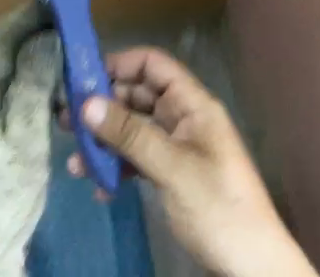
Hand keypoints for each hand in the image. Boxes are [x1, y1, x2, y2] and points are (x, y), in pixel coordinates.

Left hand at [0, 2, 62, 276]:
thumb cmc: (3, 191)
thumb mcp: (26, 138)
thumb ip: (33, 83)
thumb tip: (45, 37)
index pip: (0, 36)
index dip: (28, 17)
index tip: (57, 2)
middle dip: (31, 33)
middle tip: (67, 27)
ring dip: (28, 56)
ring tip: (63, 52)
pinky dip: (22, 79)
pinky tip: (45, 85)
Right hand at [71, 47, 317, 276]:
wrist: (253, 269)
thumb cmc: (218, 207)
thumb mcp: (173, 168)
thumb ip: (130, 134)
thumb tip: (86, 102)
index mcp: (192, 105)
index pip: (152, 65)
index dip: (119, 64)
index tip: (83, 80)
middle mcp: (183, 119)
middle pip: (136, 96)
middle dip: (102, 106)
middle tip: (66, 120)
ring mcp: (176, 148)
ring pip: (132, 129)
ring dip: (104, 141)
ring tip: (75, 160)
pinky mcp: (170, 175)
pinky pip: (136, 158)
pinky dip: (116, 168)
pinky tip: (98, 188)